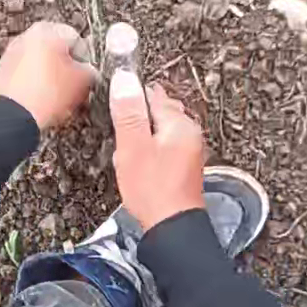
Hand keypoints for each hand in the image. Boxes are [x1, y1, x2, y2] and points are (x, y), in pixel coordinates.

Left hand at [0, 22, 96, 130]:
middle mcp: (26, 36)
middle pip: (56, 51)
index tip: (88, 75)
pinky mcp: (2, 73)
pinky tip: (42, 101)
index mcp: (47, 30)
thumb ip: (90, 71)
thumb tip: (90, 72)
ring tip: (59, 98)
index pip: (76, 39)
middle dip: (67, 69)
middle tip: (75, 87)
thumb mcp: (81, 82)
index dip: (86, 60)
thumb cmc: (46, 94)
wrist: (11, 116)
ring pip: (41, 64)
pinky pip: (27, 76)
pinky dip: (36, 85)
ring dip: (52, 78)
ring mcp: (12, 54)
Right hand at [109, 70, 206, 231]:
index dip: (132, 97)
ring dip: (145, 133)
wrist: (171, 227)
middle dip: (140, 115)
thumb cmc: (153, 190)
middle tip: (120, 123)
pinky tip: (140, 161)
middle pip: (161, 112)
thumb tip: (125, 78)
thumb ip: (129, 112)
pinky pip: (166, 147)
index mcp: (180, 124)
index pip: (153, 96)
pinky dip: (151, 148)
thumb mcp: (133, 147)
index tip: (117, 102)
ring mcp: (189, 151)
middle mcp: (190, 134)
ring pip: (163, 130)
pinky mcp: (184, 167)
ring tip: (127, 144)